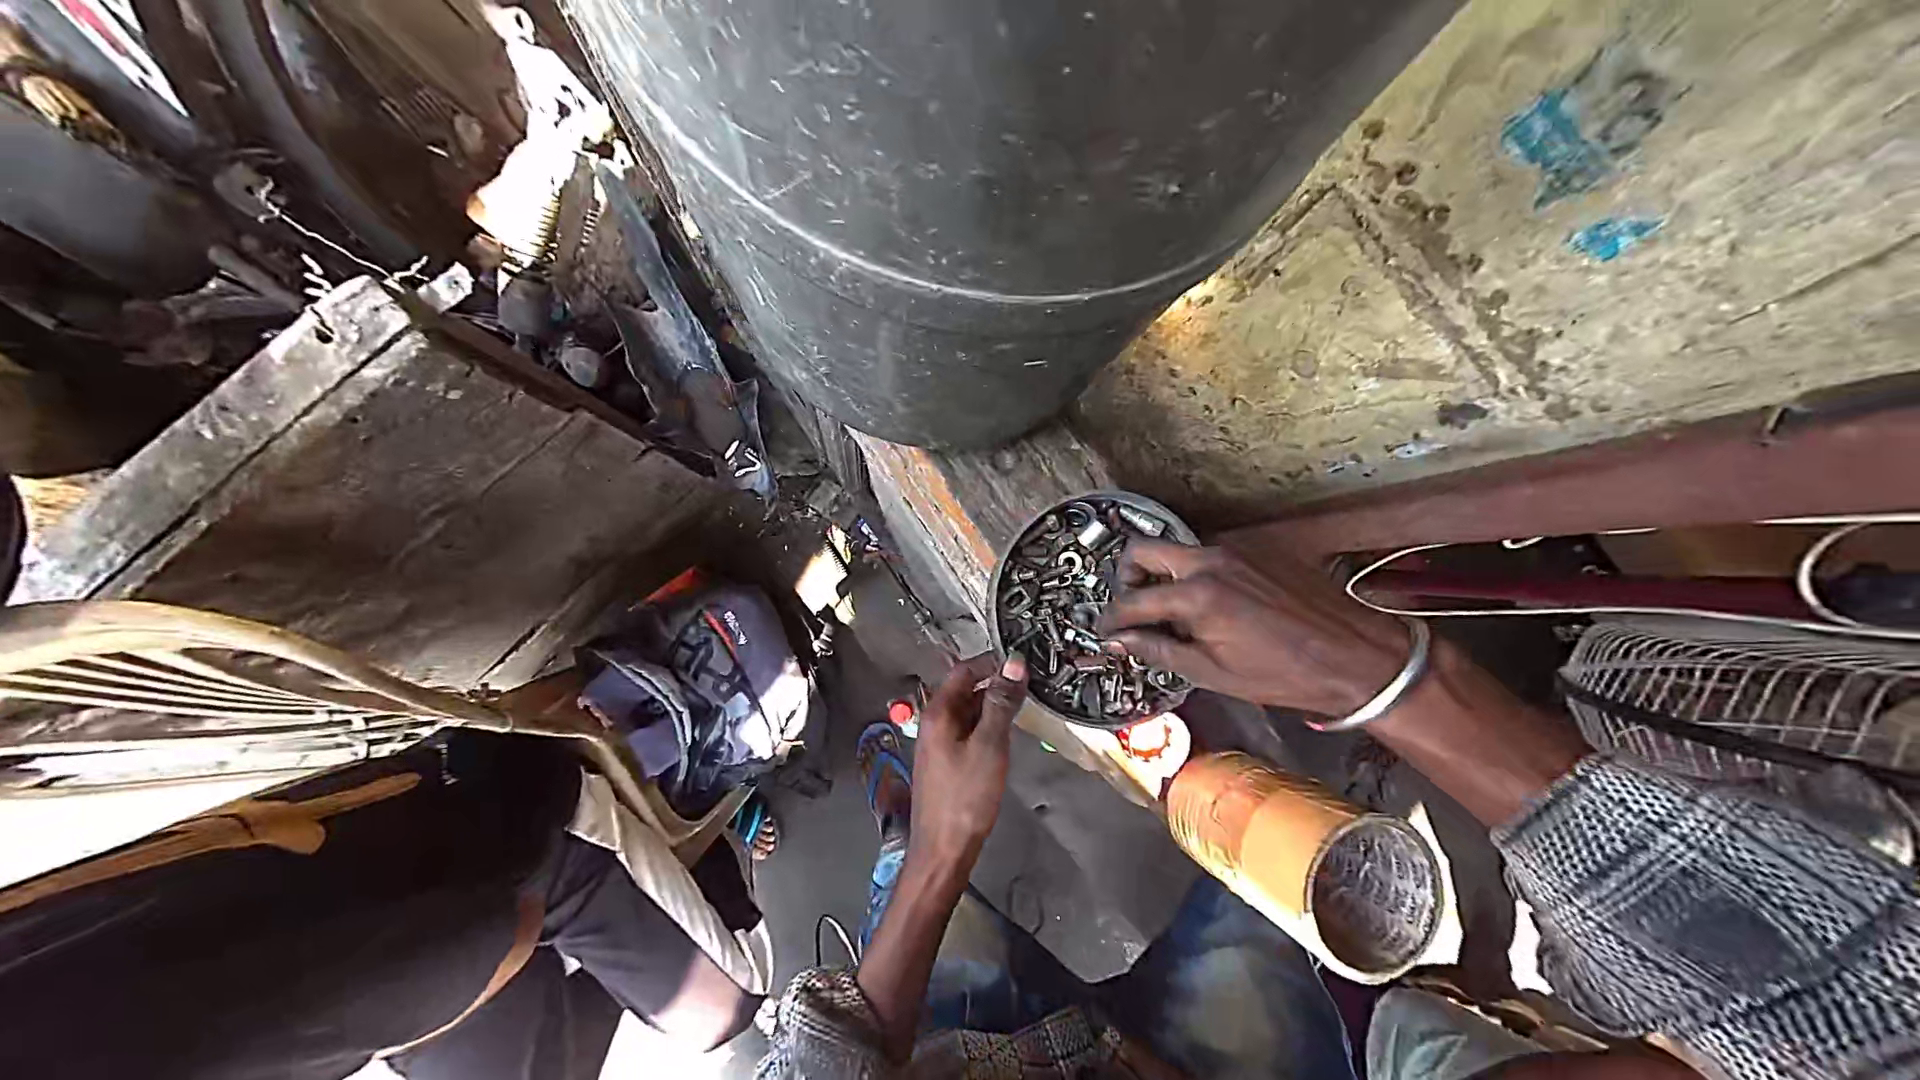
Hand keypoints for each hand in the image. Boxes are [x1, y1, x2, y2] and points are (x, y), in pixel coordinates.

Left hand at [907, 652, 1026, 873]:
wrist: (943, 849)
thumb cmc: (967, 796)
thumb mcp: (990, 744)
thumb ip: (1002, 702)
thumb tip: (1015, 663)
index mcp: (938, 712)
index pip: (964, 669)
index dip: (993, 662)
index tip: (1023, 666)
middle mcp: (933, 721)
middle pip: (965, 689)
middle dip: (996, 685)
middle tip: (1030, 689)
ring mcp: (937, 742)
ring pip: (967, 711)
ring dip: (992, 707)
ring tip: (1023, 710)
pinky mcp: (945, 761)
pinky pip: (966, 731)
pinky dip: (986, 726)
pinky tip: (1005, 737)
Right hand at [1096, 540, 1409, 715]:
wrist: (1356, 656)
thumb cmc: (1287, 672)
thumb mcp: (1213, 672)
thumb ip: (1158, 650)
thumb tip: (1121, 642)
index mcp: (1197, 595)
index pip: (1132, 599)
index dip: (1111, 617)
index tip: (1106, 629)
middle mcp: (1211, 561)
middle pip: (1142, 549)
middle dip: (1125, 576)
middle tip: (1129, 605)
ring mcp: (1234, 551)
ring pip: (1175, 550)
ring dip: (1161, 574)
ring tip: (1172, 612)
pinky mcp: (1254, 551)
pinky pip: (1206, 554)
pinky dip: (1192, 573)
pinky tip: (1207, 605)